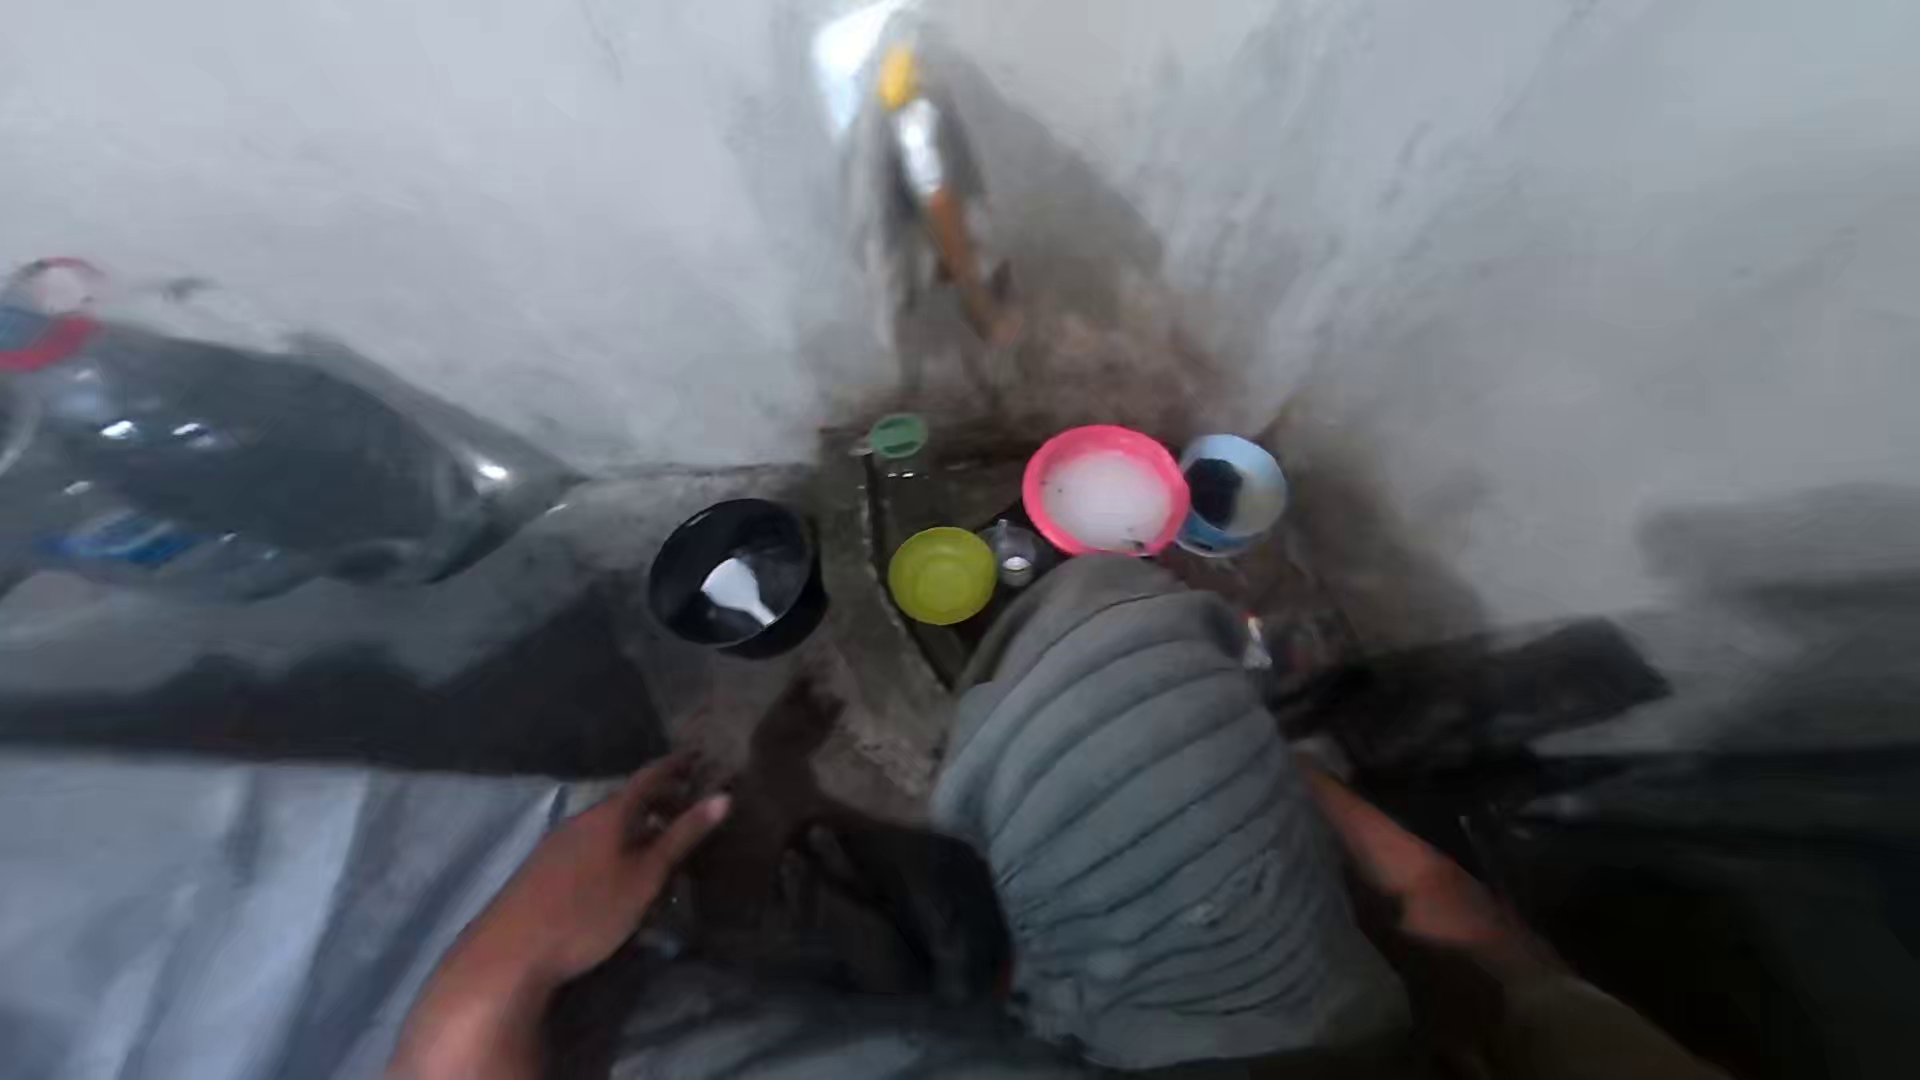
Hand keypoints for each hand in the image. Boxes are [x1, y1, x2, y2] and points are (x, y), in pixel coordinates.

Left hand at [481, 757, 729, 986]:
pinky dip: (612, 843)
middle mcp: (582, 818)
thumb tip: (724, 796)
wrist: (502, 963)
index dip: (675, 765)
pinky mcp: (537, 870)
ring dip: (634, 825)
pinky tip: (614, 872)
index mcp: (611, 813)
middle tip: (684, 809)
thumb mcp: (647, 875)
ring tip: (655, 845)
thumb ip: (684, 835)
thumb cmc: (588, 912)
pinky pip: (587, 842)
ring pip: (605, 823)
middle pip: (627, 799)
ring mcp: (555, 844)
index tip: (696, 756)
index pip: (650, 776)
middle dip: (658, 800)